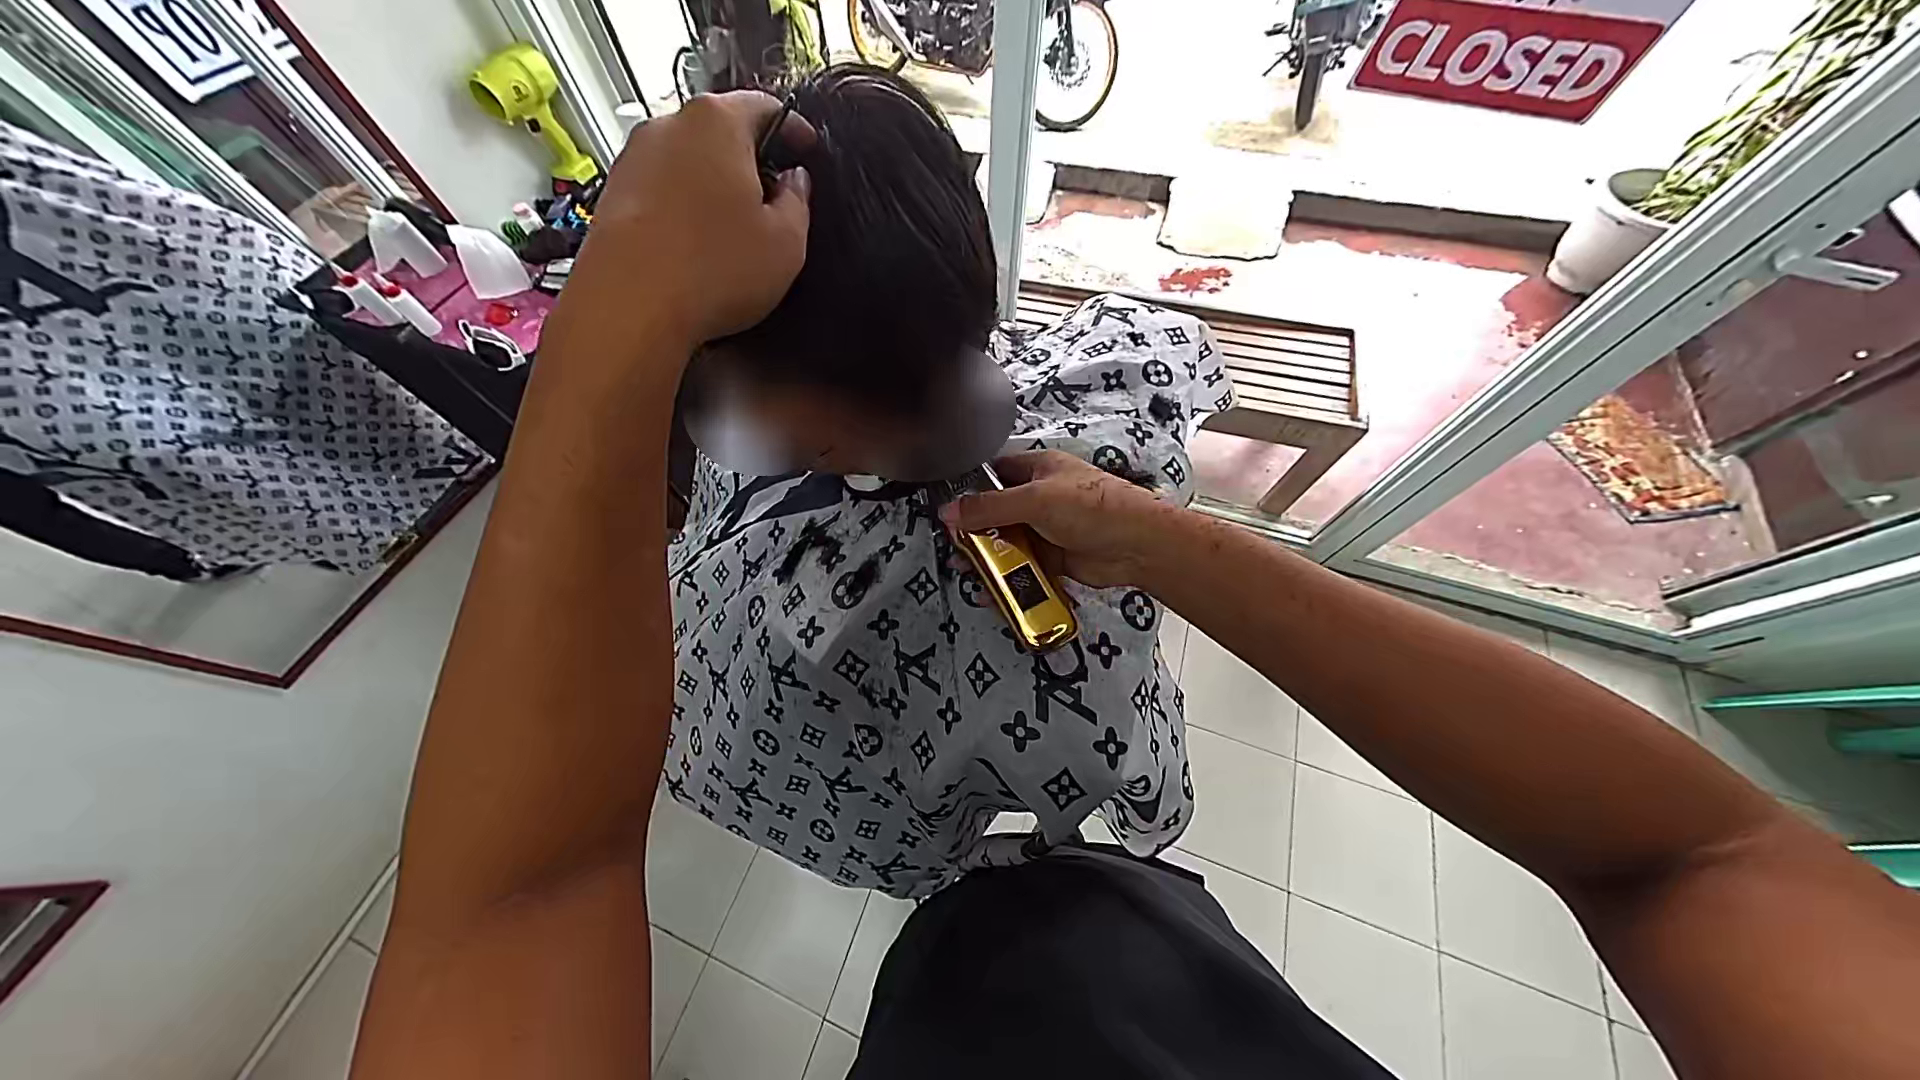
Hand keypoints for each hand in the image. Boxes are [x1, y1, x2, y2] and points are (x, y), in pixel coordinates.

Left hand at [553, 91, 816, 358]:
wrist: (632, 306)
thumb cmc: (713, 271)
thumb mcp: (786, 243)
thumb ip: (798, 202)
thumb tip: (794, 184)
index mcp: (718, 123)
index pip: (765, 106)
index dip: (794, 129)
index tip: (806, 150)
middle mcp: (670, 126)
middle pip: (722, 131)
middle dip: (752, 161)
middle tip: (775, 201)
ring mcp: (636, 158)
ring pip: (691, 161)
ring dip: (717, 187)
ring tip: (737, 233)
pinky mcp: (616, 193)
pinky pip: (665, 190)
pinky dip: (688, 209)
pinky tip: (702, 247)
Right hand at [940, 451, 1181, 587]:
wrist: (1137, 545)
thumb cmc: (1095, 508)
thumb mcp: (1034, 500)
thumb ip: (988, 507)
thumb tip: (950, 512)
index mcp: (1039, 468)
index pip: (995, 472)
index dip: (971, 487)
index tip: (949, 508)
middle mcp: (1042, 496)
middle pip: (997, 511)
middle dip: (976, 529)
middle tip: (955, 545)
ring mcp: (1048, 528)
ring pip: (1008, 542)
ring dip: (990, 556)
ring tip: (967, 570)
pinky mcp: (1054, 557)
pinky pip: (1023, 566)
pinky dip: (1008, 576)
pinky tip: (992, 586)